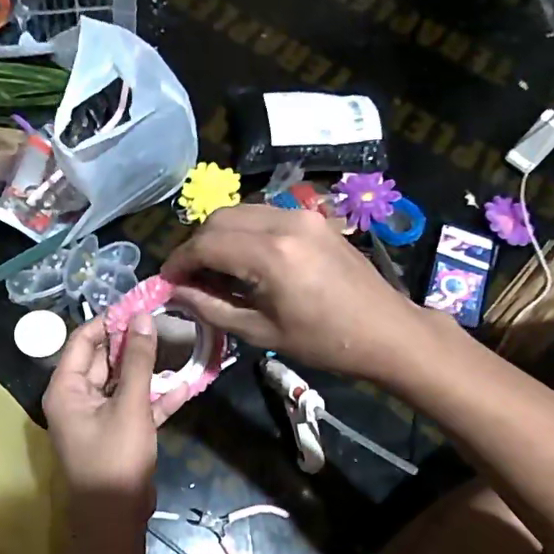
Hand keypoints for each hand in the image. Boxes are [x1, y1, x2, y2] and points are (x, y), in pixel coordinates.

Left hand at [43, 313, 179, 538]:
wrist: (116, 517)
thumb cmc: (115, 458)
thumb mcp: (129, 405)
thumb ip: (137, 361)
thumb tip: (143, 318)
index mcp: (67, 388)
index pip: (83, 340)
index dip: (110, 321)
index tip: (139, 305)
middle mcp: (78, 398)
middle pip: (104, 360)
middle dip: (134, 343)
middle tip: (164, 321)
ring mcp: (99, 416)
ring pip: (123, 382)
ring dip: (149, 369)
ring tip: (180, 346)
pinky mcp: (118, 432)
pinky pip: (135, 405)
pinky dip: (156, 397)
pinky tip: (186, 386)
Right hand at [161, 205, 433, 382]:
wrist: (385, 331)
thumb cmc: (325, 341)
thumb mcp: (262, 332)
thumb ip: (212, 308)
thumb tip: (177, 292)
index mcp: (271, 254)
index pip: (207, 242)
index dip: (180, 260)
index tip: (167, 280)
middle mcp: (284, 222)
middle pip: (220, 218)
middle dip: (197, 244)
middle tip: (189, 277)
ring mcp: (302, 215)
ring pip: (241, 211)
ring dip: (220, 235)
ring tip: (214, 270)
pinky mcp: (314, 217)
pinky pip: (265, 215)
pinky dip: (245, 232)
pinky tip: (245, 260)